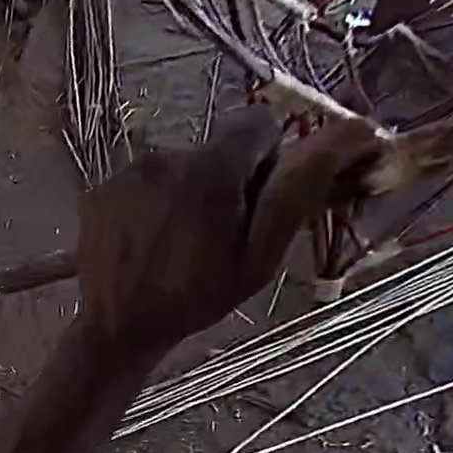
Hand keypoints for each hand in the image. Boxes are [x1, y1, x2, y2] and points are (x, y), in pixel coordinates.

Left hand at [75, 106, 384, 356]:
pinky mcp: (100, 189)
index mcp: (211, 168)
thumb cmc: (194, 300)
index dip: (269, 160)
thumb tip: (353, 132)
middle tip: (216, 237)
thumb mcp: (256, 258)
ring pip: (178, 167)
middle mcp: (166, 155)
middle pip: (216, 149)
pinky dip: (151, 205)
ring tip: (176, 246)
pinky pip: (142, 183)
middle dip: (227, 182)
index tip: (258, 203)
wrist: (115, 328)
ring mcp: (126, 171)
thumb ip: (297, 193)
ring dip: (187, 194)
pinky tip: (146, 243)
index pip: (260, 124)